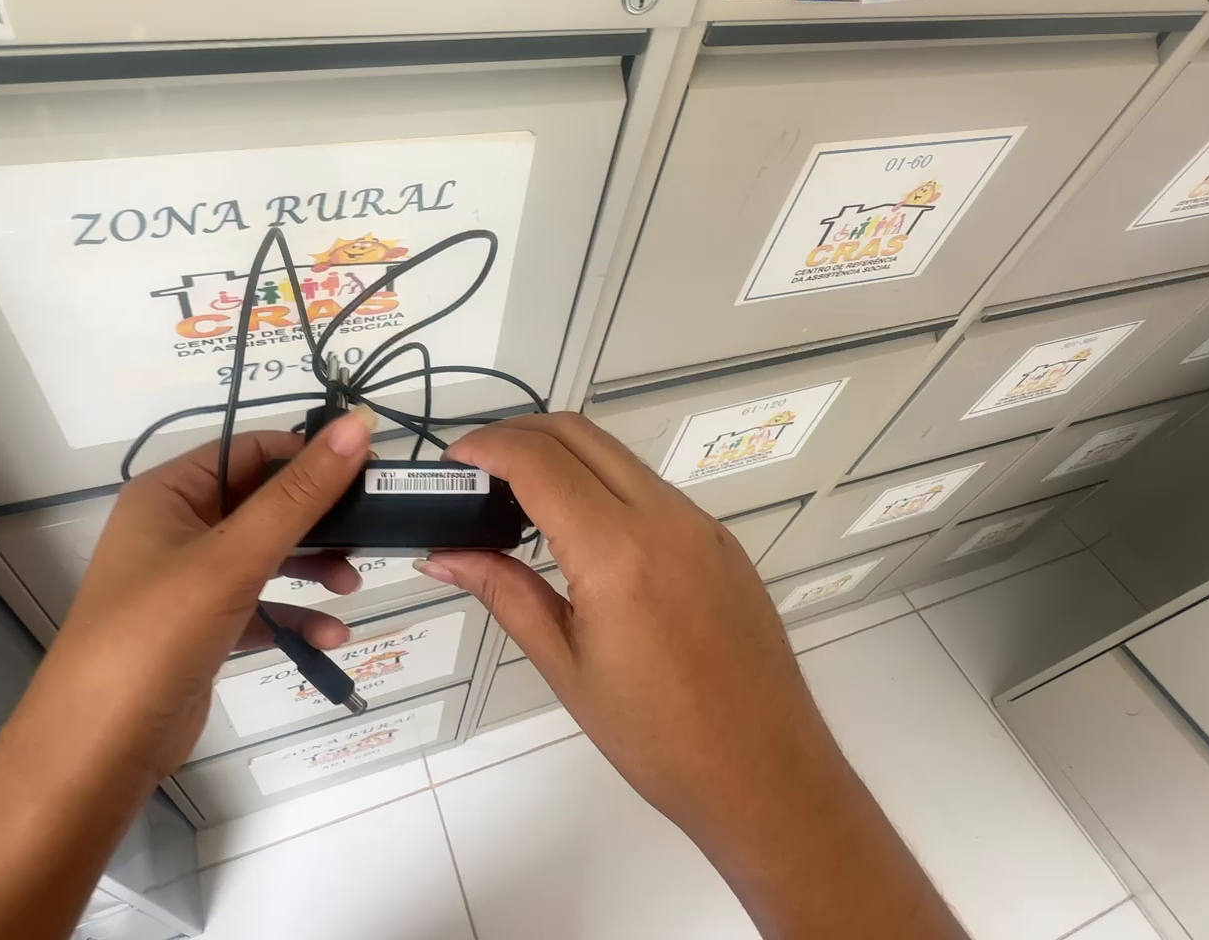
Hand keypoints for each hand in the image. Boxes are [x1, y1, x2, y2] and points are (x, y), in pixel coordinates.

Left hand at [39, 409, 374, 779]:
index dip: (309, 454)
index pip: (251, 450)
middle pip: (263, 504)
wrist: (96, 753)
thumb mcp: (235, 556)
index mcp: (170, 494)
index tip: (367, 471)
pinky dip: (294, 617)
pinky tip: (330, 637)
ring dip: (312, 567)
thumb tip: (359, 424)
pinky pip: (259, 607)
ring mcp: (187, 582)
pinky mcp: (201, 628)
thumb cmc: (158, 633)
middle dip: (318, 520)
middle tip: (370, 530)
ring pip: (266, 556)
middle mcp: (176, 529)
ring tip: (352, 585)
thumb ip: (301, 493)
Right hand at [420, 414, 960, 936]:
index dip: (486, 448)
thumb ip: (503, 592)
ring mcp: (699, 523)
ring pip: (615, 454)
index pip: (539, 463)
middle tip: (477, 471)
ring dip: (561, 454)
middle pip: (578, 433)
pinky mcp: (718, 538)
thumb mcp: (565, 665)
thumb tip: (441, 556)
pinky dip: (601, 481)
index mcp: (617, 552)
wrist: (767, 774)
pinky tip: (580, 526)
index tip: (452, 462)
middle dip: (518, 434)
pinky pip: (648, 486)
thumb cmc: (656, 736)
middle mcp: (663, 517)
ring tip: (518, 496)